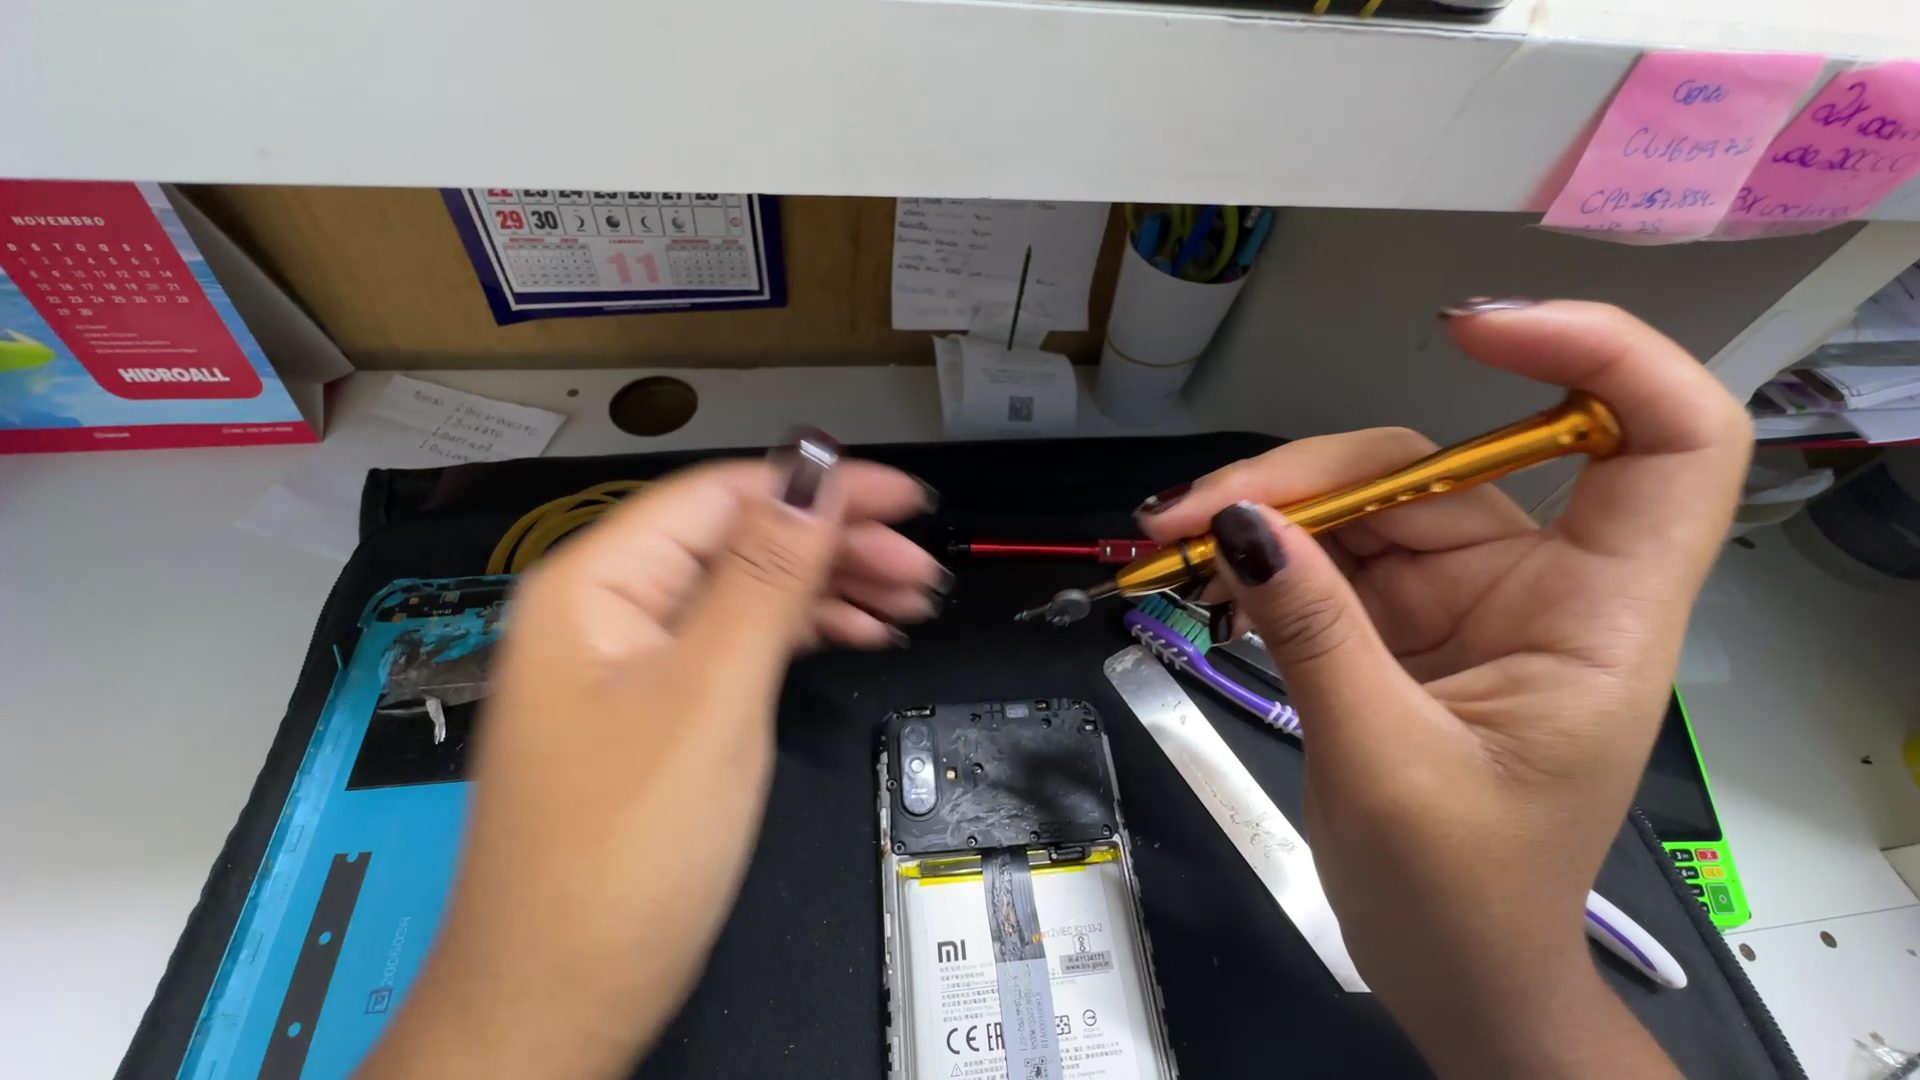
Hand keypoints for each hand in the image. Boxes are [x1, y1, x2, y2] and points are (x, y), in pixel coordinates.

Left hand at [359, 431, 945, 1079]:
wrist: (564, 997)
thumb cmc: (617, 861)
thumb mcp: (712, 697)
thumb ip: (766, 578)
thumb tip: (812, 482)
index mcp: (595, 587)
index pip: (725, 497)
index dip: (819, 489)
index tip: (898, 498)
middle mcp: (609, 611)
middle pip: (742, 541)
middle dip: (835, 546)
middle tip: (916, 566)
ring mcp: (636, 660)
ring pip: (750, 591)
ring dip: (830, 589)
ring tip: (905, 600)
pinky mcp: (663, 704)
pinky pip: (744, 641)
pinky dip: (804, 634)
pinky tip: (856, 635)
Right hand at [1134, 300, 1750, 1077]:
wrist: (1448, 971)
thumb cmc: (1456, 894)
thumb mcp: (1381, 759)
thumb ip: (1315, 632)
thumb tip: (1242, 524)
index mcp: (1591, 616)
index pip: (1656, 440)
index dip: (1589, 355)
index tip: (1463, 333)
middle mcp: (1529, 586)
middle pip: (1425, 470)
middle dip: (1298, 479)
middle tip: (1184, 519)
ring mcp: (1453, 601)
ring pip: (1355, 509)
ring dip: (1256, 520)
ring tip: (1168, 552)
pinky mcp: (1393, 623)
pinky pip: (1320, 560)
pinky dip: (1257, 563)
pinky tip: (1204, 585)